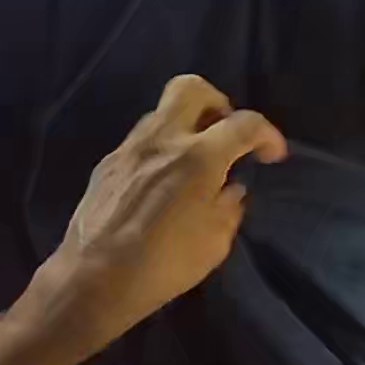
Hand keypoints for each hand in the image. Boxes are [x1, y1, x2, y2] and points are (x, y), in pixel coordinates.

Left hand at [19, 75, 286, 351]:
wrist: (94, 276)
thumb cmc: (162, 266)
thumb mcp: (215, 241)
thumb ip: (228, 206)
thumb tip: (229, 187)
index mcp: (197, 158)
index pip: (244, 123)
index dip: (268, 134)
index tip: (271, 155)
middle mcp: (160, 141)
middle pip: (190, 88)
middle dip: (217, 104)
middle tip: (224, 136)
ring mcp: (127, 149)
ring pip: (159, 113)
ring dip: (183, 127)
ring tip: (192, 163)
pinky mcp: (105, 164)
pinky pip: (138, 141)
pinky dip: (158, 149)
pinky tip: (160, 181)